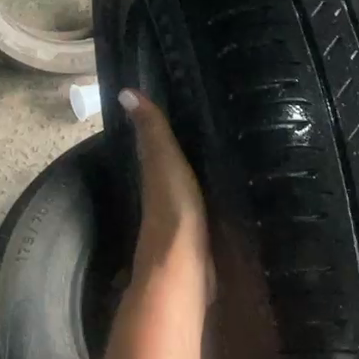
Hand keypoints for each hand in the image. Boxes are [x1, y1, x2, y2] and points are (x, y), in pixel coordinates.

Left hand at [119, 89, 212, 302]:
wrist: (184, 267)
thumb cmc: (173, 209)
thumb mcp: (162, 163)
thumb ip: (152, 132)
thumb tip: (125, 91)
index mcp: (156, 177)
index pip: (158, 147)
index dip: (165, 130)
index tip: (186, 106)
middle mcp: (166, 198)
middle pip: (176, 170)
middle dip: (190, 154)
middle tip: (217, 129)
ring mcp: (185, 221)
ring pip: (194, 191)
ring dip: (205, 178)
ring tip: (231, 158)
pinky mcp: (205, 239)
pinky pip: (211, 211)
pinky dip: (218, 201)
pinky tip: (234, 197)